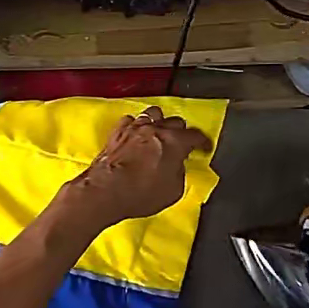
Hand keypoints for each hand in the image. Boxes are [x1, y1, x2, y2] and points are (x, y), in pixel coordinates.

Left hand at [55, 107, 211, 232]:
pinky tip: (135, 134)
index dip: (203, 142)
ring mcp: (134, 129)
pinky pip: (130, 121)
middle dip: (181, 132)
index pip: (196, 136)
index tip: (204, 147)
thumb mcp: (173, 190)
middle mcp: (156, 130)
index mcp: (175, 142)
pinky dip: (135, 126)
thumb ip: (180, 173)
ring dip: (159, 122)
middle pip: (175, 121)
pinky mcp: (116, 134)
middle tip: (181, 144)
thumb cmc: (140, 193)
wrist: (104, 192)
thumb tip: (177, 167)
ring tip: (159, 132)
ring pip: (153, 113)